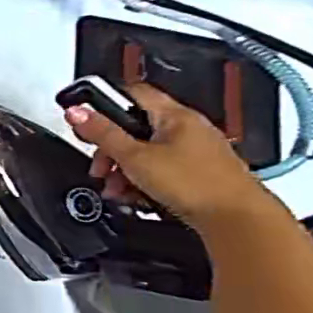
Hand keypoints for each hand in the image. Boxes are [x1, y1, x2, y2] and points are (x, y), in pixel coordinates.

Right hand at [64, 83, 276, 228]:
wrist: (235, 220)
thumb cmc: (196, 184)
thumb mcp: (134, 156)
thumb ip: (103, 133)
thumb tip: (77, 111)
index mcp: (176, 116)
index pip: (133, 92)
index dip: (104, 101)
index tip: (86, 118)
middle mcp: (188, 129)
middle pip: (133, 128)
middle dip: (109, 148)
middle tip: (101, 165)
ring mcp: (193, 151)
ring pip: (144, 151)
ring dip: (122, 169)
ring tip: (116, 187)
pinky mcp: (195, 172)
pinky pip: (158, 168)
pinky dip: (140, 179)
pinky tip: (133, 194)